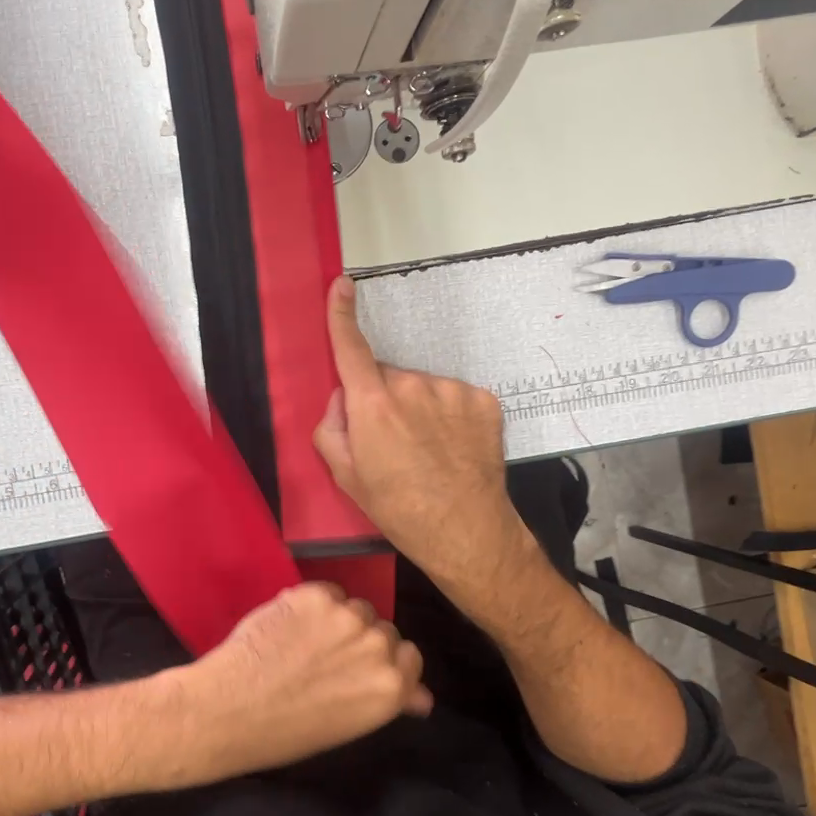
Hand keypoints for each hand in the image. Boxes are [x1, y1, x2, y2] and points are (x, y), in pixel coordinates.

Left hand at [168, 582, 430, 780]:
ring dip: (336, 620)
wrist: (227, 710)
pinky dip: (310, 605)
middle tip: (326, 658)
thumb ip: (388, 701)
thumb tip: (421, 698)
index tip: (360, 668)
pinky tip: (287, 625)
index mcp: (391, 687)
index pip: (409, 656)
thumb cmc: (284, 732)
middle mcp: (377, 647)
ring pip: (354, 608)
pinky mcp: (314, 595)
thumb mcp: (347, 725)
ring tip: (303, 641)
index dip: (385, 661)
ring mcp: (345, 617)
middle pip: (382, 629)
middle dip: (360, 641)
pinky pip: (326, 592)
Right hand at [312, 276, 535, 592]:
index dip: (342, 315)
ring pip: (421, 388)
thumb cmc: (398, 509)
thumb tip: (343, 400)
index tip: (342, 284)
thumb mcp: (345, 476)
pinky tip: (452, 448)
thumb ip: (332, 427)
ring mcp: (451, 391)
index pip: (351, 348)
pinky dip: (449, 416)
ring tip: (427, 452)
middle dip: (383, 400)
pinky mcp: (483, 401)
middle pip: (386, 378)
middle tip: (391, 444)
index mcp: (372, 403)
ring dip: (418, 409)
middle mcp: (412, 386)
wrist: (466, 531)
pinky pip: (453, 397)